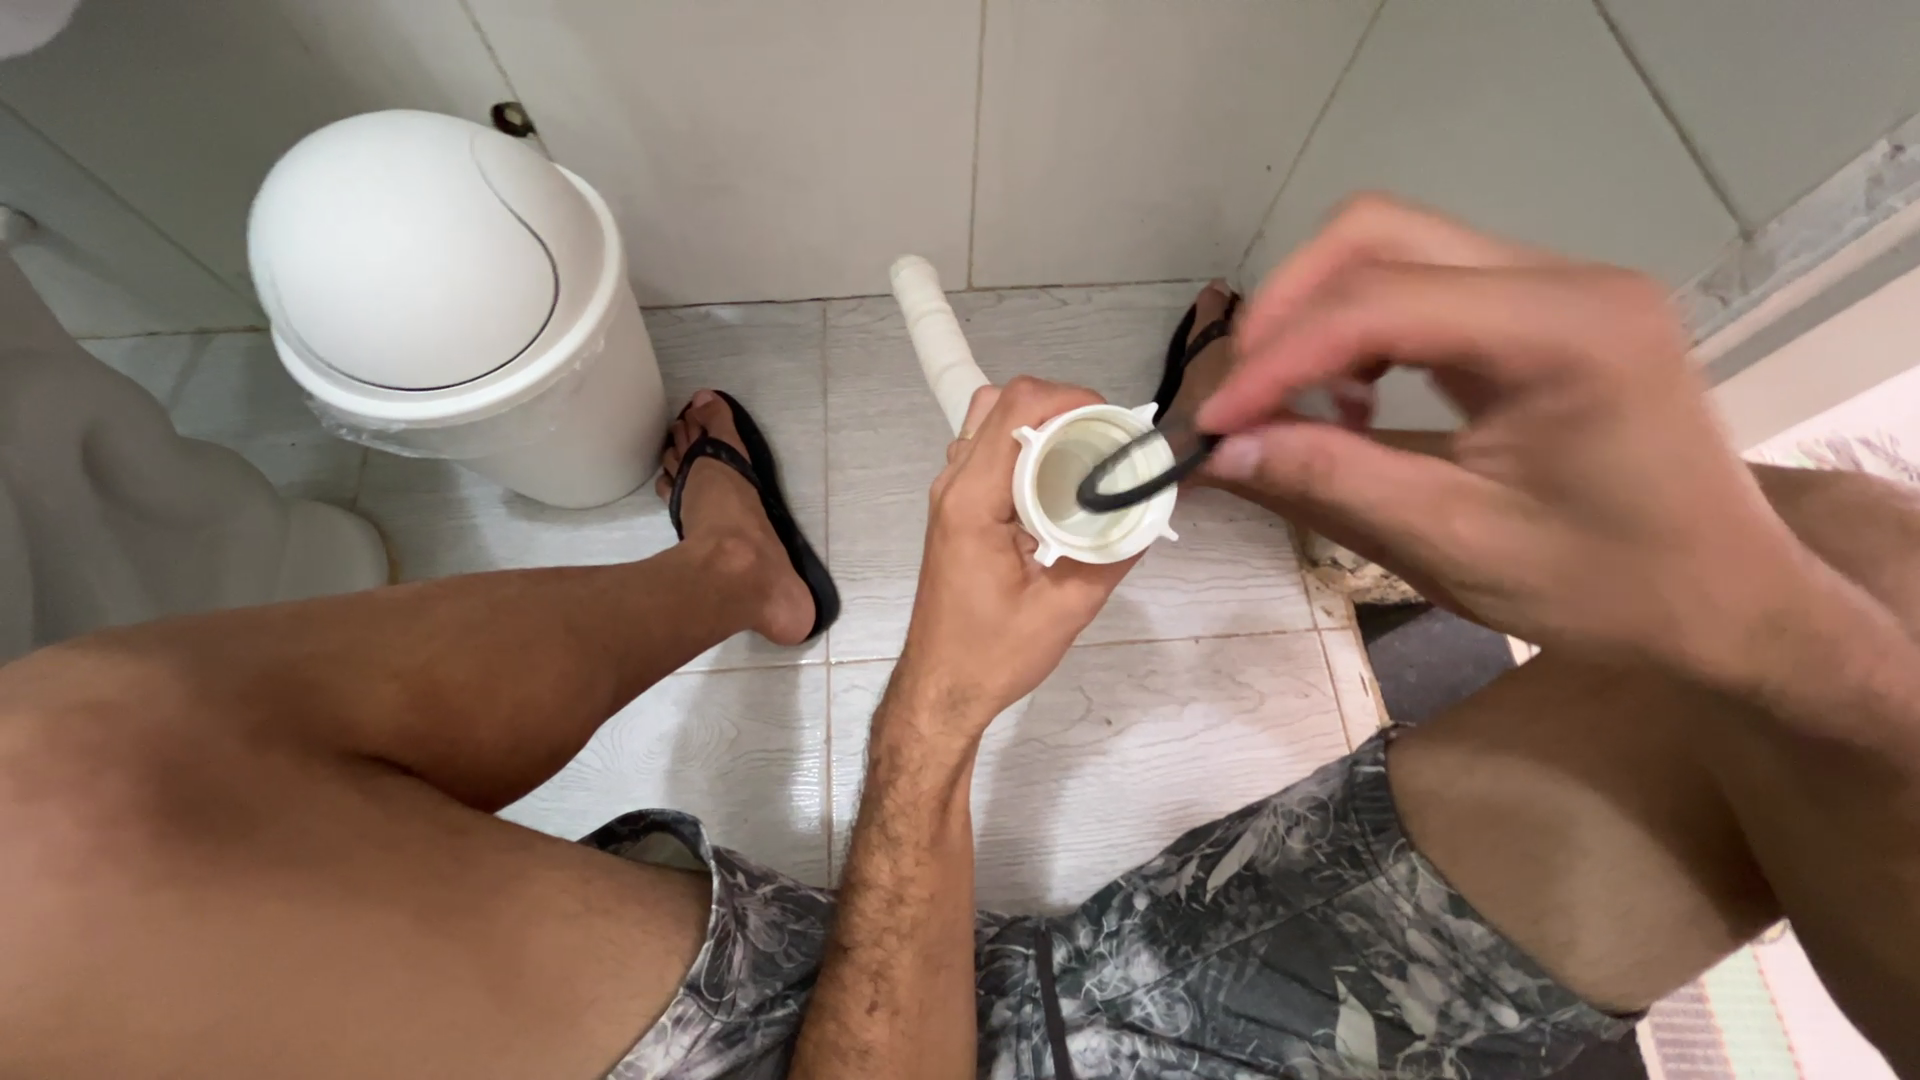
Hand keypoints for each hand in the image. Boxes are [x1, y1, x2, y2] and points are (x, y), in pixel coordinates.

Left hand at [895, 377, 1140, 731]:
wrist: (941, 685)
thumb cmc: (994, 654)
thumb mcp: (1066, 610)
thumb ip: (1112, 554)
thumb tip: (1150, 509)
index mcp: (974, 501)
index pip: (1016, 409)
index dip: (1070, 397)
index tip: (1113, 423)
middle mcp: (953, 485)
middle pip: (998, 402)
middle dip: (1056, 405)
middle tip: (1101, 437)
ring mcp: (947, 495)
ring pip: (987, 423)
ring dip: (1037, 424)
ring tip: (1082, 453)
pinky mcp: (953, 509)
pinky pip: (985, 453)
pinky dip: (1021, 448)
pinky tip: (1055, 483)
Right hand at [1196, 196, 1815, 681]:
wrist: (1718, 598)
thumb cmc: (1600, 585)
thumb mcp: (1450, 543)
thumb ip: (1329, 483)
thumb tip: (1219, 454)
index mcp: (1562, 331)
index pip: (1376, 302)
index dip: (1275, 360)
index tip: (1211, 427)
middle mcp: (1560, 279)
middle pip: (1375, 234)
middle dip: (1283, 312)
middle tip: (1241, 397)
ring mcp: (1547, 286)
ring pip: (1385, 248)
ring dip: (1311, 319)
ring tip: (1287, 404)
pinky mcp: (1530, 310)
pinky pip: (1410, 286)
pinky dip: (1349, 335)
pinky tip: (1348, 400)